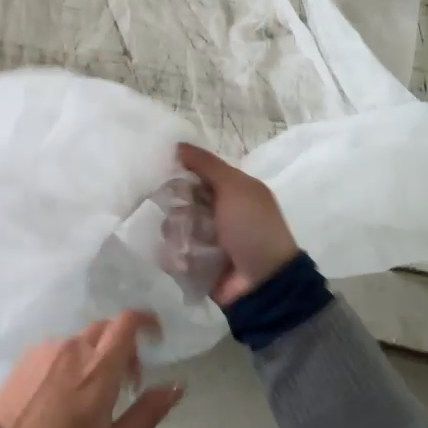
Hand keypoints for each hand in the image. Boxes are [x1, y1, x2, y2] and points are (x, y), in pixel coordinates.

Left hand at [0, 311, 182, 427]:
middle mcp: (73, 347)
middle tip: (124, 382)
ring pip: (81, 340)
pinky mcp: (26, 356)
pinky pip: (57, 348)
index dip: (146, 319)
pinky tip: (62, 393)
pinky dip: (69, 362)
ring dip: (94, 356)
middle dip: (123, 347)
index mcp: (99, 367)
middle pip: (107, 329)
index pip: (127, 321)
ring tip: (90, 393)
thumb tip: (177, 384)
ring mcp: (47, 349)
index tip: (156, 336)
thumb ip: (148, 412)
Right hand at [177, 143, 298, 305]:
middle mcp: (215, 210)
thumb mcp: (235, 188)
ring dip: (178, 230)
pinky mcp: (193, 262)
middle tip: (185, 211)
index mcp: (230, 189)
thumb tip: (177, 144)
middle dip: (177, 203)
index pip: (194, 171)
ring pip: (173, 223)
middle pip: (179, 196)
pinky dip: (175, 254)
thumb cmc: (252, 228)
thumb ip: (206, 164)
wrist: (262, 284)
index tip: (164, 170)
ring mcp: (203, 237)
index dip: (180, 169)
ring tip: (190, 241)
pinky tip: (184, 258)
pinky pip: (172, 251)